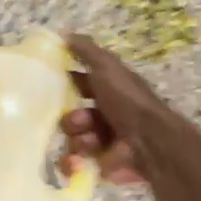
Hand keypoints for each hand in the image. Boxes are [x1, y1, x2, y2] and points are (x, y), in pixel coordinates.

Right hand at [58, 33, 174, 185]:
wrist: (151, 143)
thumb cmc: (129, 101)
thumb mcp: (107, 67)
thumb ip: (86, 50)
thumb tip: (62, 33)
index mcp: (109, 91)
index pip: (79, 84)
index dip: (64, 84)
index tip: (50, 86)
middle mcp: (106, 116)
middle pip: (71, 115)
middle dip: (72, 119)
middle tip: (81, 121)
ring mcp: (103, 143)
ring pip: (72, 139)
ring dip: (78, 140)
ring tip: (91, 142)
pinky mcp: (100, 166)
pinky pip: (74, 164)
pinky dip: (73, 163)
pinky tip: (78, 161)